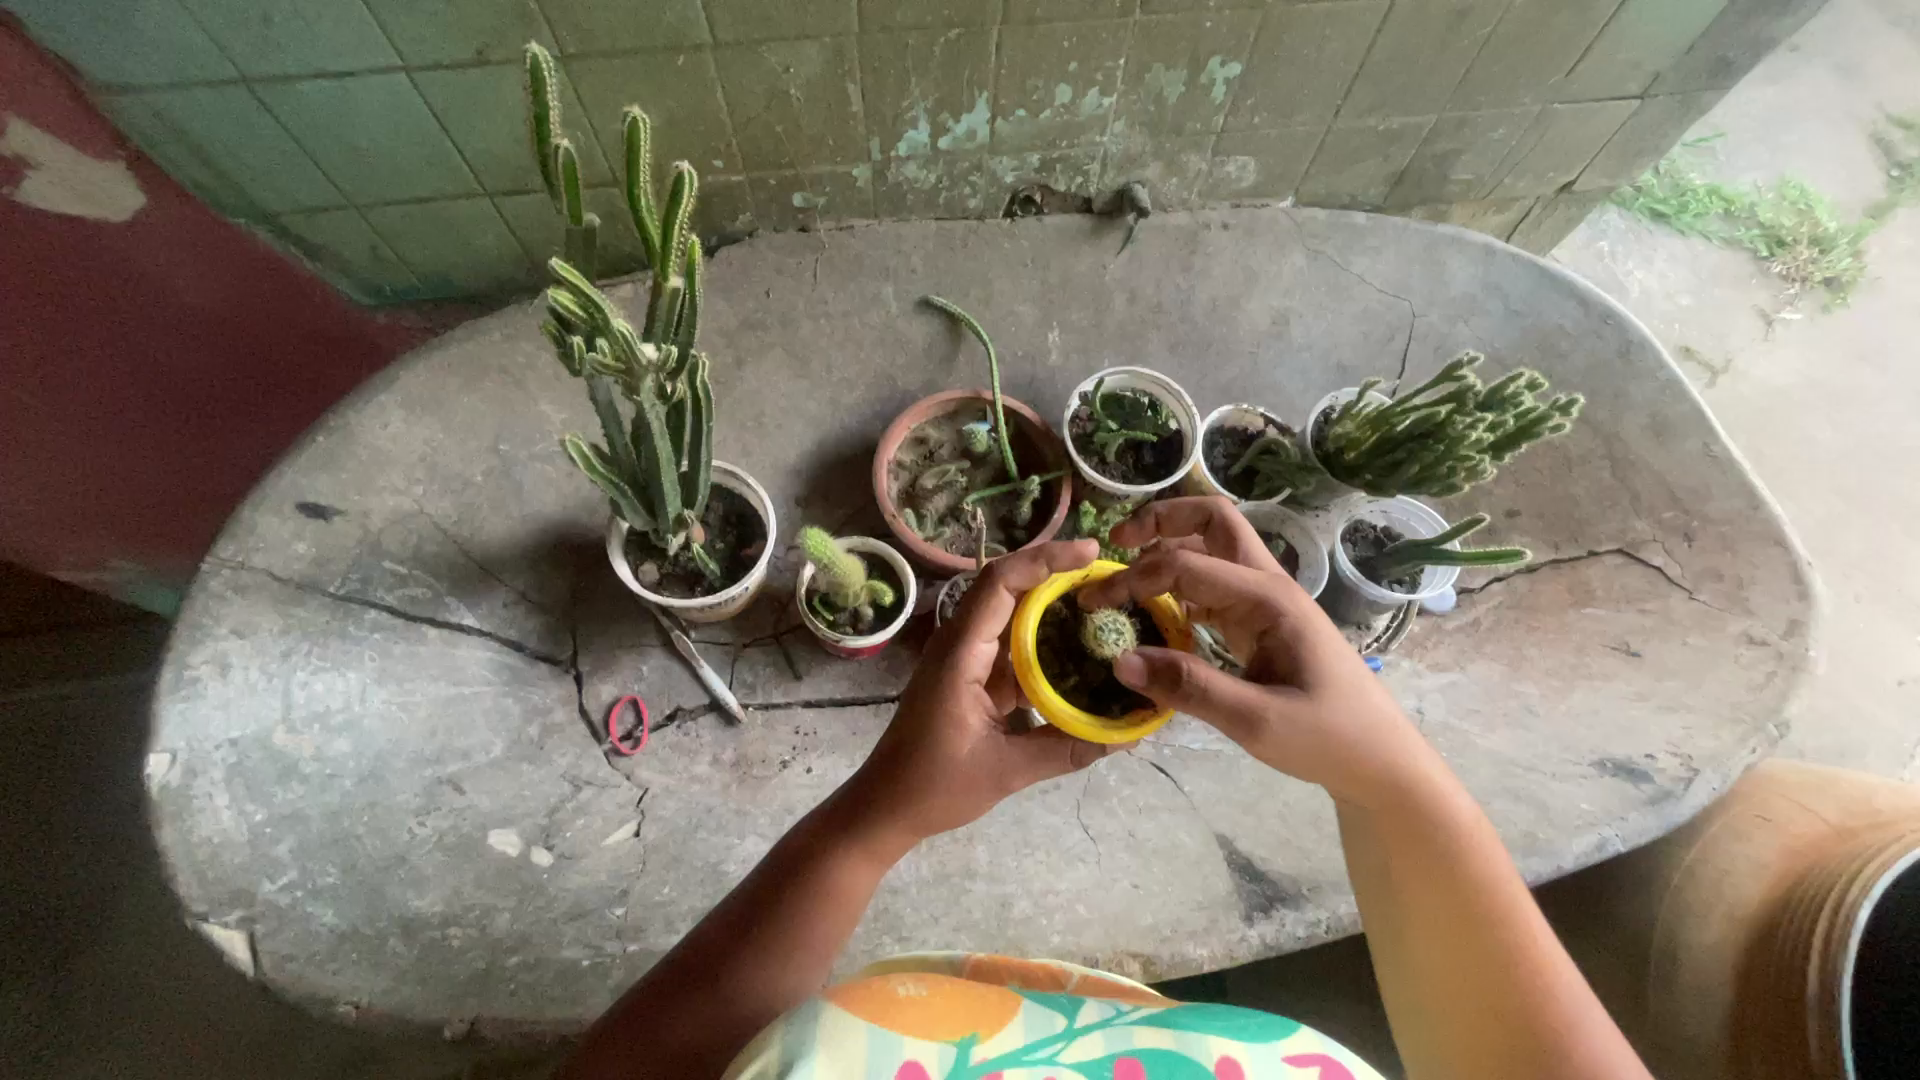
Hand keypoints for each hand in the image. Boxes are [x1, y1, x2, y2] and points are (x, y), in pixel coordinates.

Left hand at [843, 540, 1126, 844]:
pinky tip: (1076, 648)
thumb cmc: (933, 786)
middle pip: (1006, 587)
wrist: (885, 806)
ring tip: (1100, 602)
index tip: (1089, 551)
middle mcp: (959, 644)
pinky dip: (1041, 638)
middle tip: (1106, 573)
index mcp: (960, 654)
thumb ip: (1065, 749)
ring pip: (1009, 613)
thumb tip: (1125, 736)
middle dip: (1053, 572)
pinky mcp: (969, 675)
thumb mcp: (1005, 771)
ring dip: (1049, 602)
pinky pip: (1008, 644)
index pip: (1000, 583)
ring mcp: (963, 658)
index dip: (1043, 559)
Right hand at [1075, 497, 1441, 808]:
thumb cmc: (1328, 738)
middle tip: (1116, 541)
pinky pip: (1214, 585)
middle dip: (1162, 520)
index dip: (1133, 579)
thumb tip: (1120, 660)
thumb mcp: (1256, 722)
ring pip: (1213, 548)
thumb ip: (1189, 688)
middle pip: (1214, 521)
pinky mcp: (1260, 623)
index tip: (1093, 605)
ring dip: (1169, 547)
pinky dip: (1179, 584)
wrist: (1381, 762)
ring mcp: (1265, 603)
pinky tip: (1154, 610)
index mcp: (1268, 599)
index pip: (1186, 565)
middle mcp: (1267, 587)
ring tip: (1125, 574)